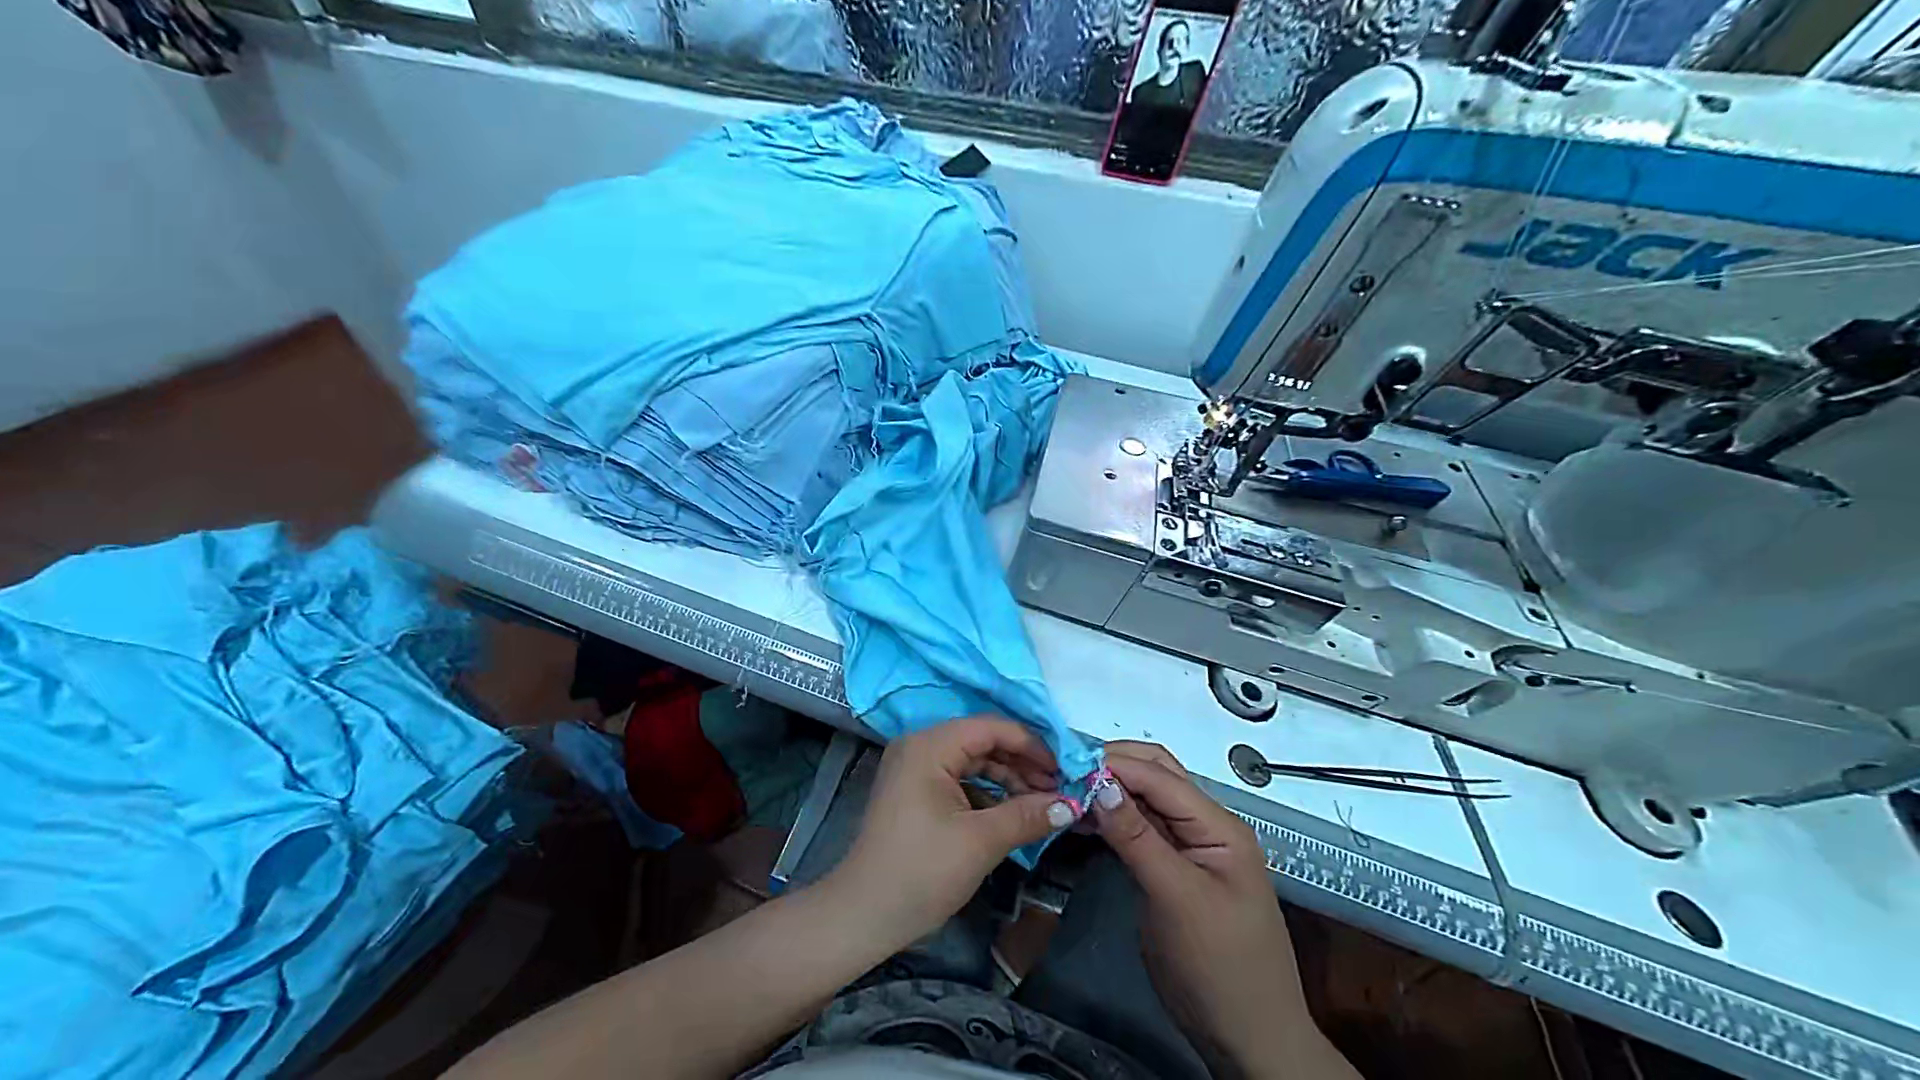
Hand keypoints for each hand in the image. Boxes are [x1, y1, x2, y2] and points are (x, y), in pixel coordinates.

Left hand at [825, 716, 1073, 948]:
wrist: (864, 915)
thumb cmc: (922, 871)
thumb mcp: (981, 842)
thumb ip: (1028, 815)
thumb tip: (1073, 804)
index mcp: (929, 746)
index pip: (991, 727)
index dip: (1031, 745)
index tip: (1064, 771)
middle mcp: (920, 747)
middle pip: (982, 741)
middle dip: (1022, 764)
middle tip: (1057, 790)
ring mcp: (914, 769)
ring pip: (973, 761)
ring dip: (1008, 780)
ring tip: (1041, 804)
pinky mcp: (915, 792)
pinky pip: (960, 779)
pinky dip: (987, 793)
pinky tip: (1013, 813)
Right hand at [1094, 743, 1352, 1079]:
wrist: (1248, 1038)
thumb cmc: (1220, 965)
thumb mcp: (1177, 898)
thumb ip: (1138, 837)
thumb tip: (1098, 783)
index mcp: (1218, 825)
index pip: (1160, 776)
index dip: (1114, 764)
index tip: (1065, 761)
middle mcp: (1203, 826)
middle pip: (1155, 776)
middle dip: (1111, 766)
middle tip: (1062, 770)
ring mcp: (1185, 847)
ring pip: (1143, 800)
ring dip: (1107, 790)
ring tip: (1063, 789)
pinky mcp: (1168, 868)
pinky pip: (1137, 829)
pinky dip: (1110, 819)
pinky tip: (1081, 819)